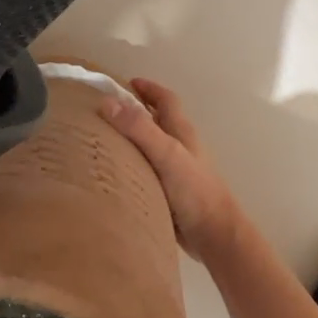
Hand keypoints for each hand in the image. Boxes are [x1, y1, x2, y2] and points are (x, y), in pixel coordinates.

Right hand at [99, 78, 250, 265]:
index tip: (126, 82)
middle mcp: (180, 148)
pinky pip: (147, 172)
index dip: (149, 89)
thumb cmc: (195, 191)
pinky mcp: (170, 193)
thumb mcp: (167, 154)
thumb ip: (140, 129)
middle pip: (158, 122)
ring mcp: (176, 172)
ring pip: (152, 148)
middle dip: (136, 112)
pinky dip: (132, 167)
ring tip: (102, 142)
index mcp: (182, 133)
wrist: (215, 235)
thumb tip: (107, 101)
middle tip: (106, 111)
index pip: (166, 100)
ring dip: (132, 140)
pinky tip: (114, 176)